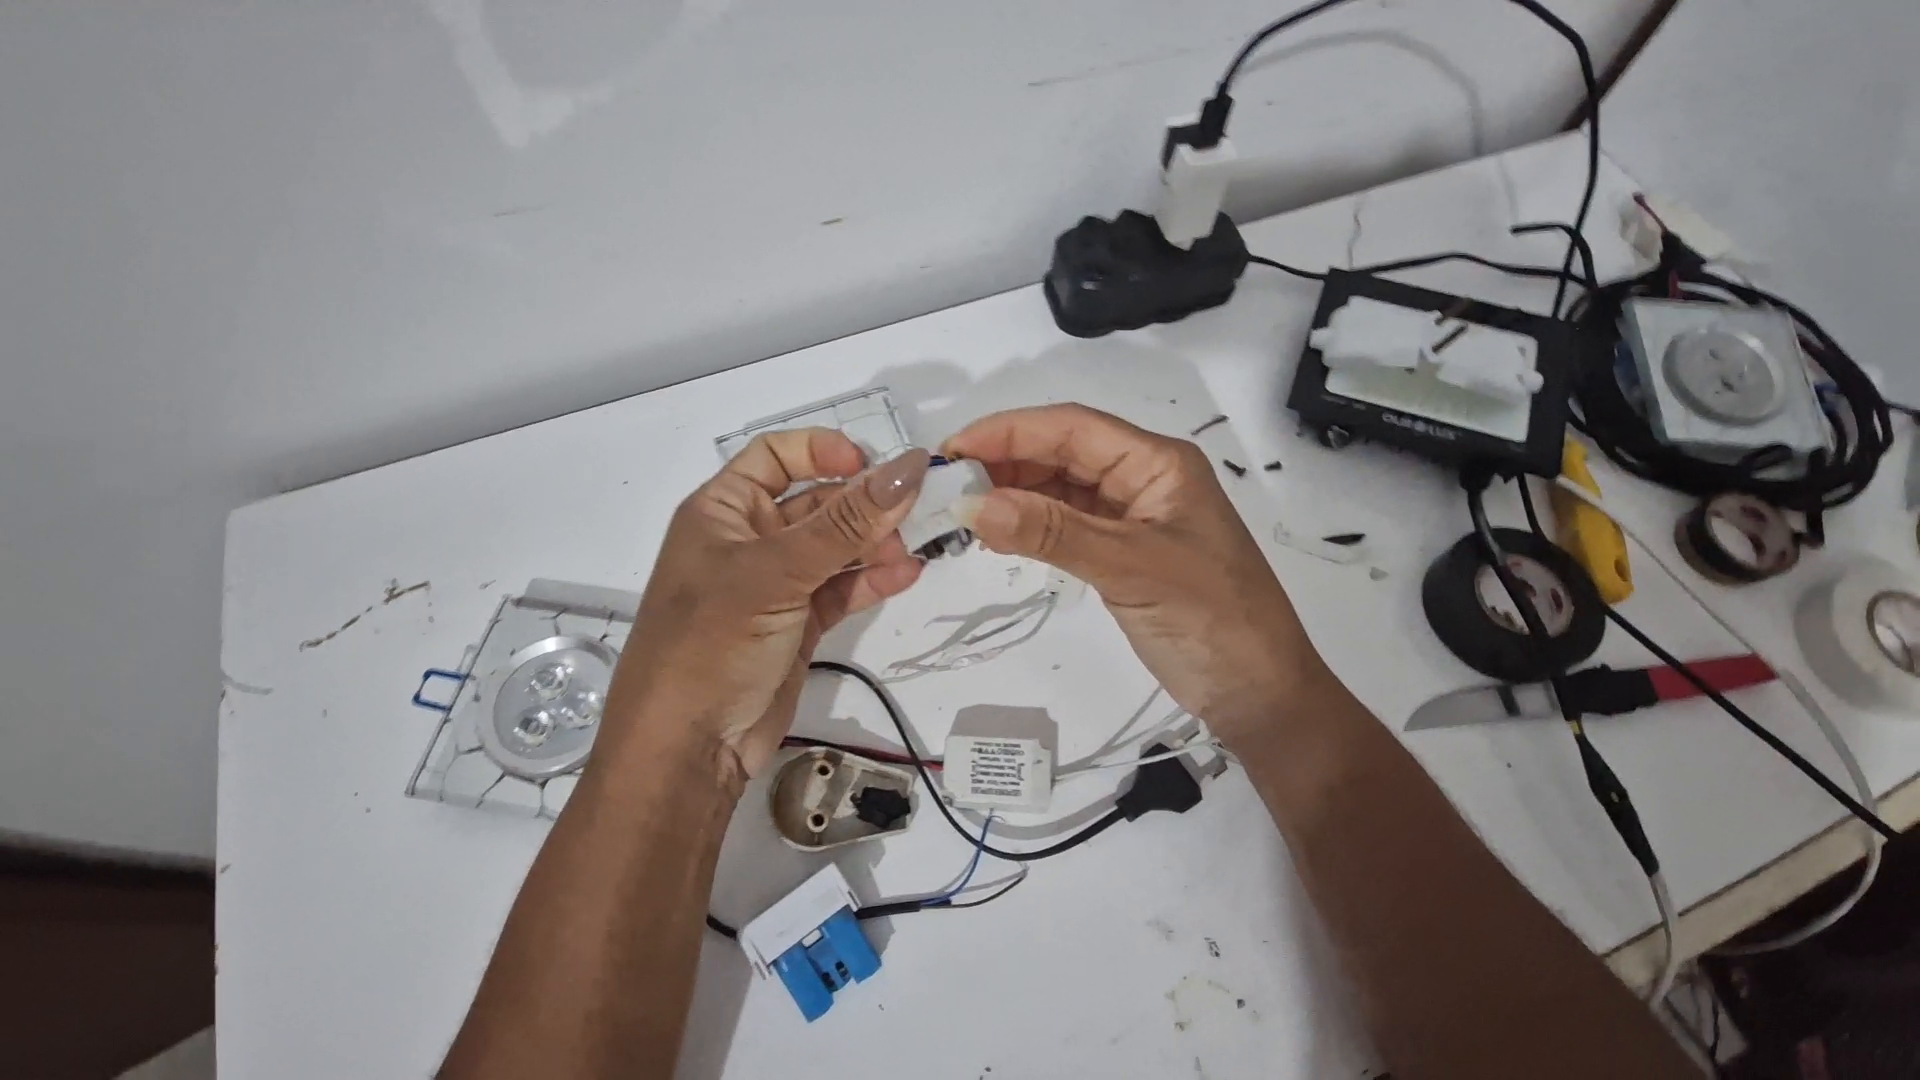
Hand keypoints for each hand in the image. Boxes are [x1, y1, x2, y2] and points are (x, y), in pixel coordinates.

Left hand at [604, 432, 929, 783]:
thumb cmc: (713, 643)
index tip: (870, 466)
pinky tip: (907, 575)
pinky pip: (841, 589)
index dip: (822, 450)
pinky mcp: (798, 624)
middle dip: (862, 504)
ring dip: (874, 543)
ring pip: (834, 547)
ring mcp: (775, 584)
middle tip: (913, 512)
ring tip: (911, 551)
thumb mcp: (777, 574)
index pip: (775, 456)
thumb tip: (908, 467)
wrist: (687, 749)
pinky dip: (872, 580)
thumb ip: (846, 523)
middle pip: (815, 501)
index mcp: (722, 510)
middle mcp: (748, 539)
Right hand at [944, 405, 1328, 744]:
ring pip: (1061, 488)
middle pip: (1062, 453)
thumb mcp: (1131, 568)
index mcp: (1158, 462)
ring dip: (1014, 494)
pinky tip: (998, 535)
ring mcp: (1132, 516)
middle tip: (946, 486)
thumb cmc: (1210, 619)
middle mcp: (1143, 478)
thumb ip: (1052, 533)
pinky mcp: (1122, 552)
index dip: (1009, 432)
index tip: (952, 450)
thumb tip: (972, 506)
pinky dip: (1031, 526)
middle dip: (1005, 462)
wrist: (1258, 692)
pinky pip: (1067, 523)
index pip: (1072, 428)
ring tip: (962, 510)